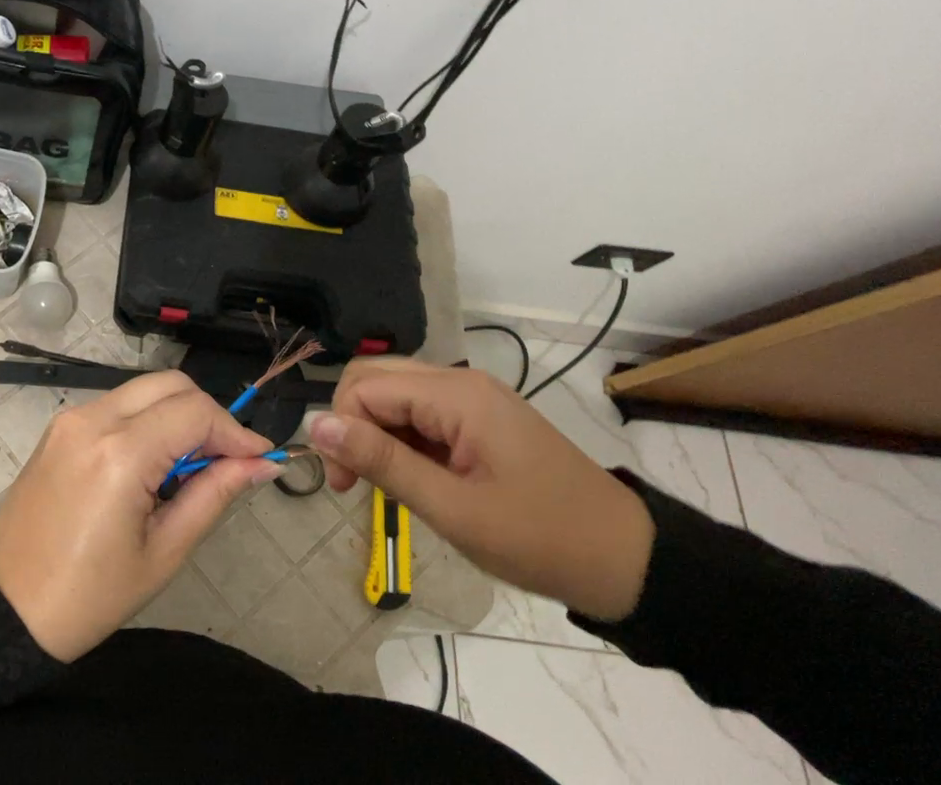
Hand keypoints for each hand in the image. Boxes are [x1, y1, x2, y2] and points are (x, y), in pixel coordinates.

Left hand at [0, 371, 283, 661]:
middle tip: (227, 462)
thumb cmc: (90, 595)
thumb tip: (261, 464)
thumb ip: (213, 495)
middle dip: (207, 415)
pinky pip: (114, 407)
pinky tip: (152, 466)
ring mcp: (68, 421)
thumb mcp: (163, 551)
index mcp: (119, 453)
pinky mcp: (56, 431)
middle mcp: (91, 420)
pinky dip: (145, 421)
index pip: (195, 412)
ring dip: (175, 416)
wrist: (8, 607)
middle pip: (169, 385)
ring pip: (141, 391)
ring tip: (190, 470)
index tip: (260, 460)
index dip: (235, 432)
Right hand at [310, 358, 654, 621]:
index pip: (365, 387)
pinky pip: (419, 413)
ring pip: (394, 395)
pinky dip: (401, 440)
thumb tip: (314, 425)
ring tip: (385, 486)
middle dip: (350, 423)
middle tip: (354, 483)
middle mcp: (461, 383)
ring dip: (374, 433)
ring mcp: (474, 400)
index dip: (341, 430)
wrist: (626, 560)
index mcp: (457, 397)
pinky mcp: (481, 419)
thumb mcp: (452, 508)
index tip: (344, 487)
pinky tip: (412, 478)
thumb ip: (381, 462)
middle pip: (375, 378)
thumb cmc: (539, 538)